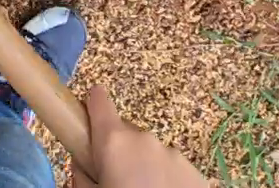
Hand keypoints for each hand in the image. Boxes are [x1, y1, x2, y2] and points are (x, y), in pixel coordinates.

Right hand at [70, 85, 207, 187]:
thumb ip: (81, 173)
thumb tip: (82, 160)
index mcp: (114, 140)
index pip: (98, 98)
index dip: (92, 108)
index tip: (90, 127)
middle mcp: (144, 139)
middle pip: (124, 132)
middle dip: (120, 151)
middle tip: (119, 181)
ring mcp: (174, 155)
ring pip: (150, 151)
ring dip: (145, 167)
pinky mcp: (197, 173)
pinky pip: (173, 167)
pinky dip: (167, 180)